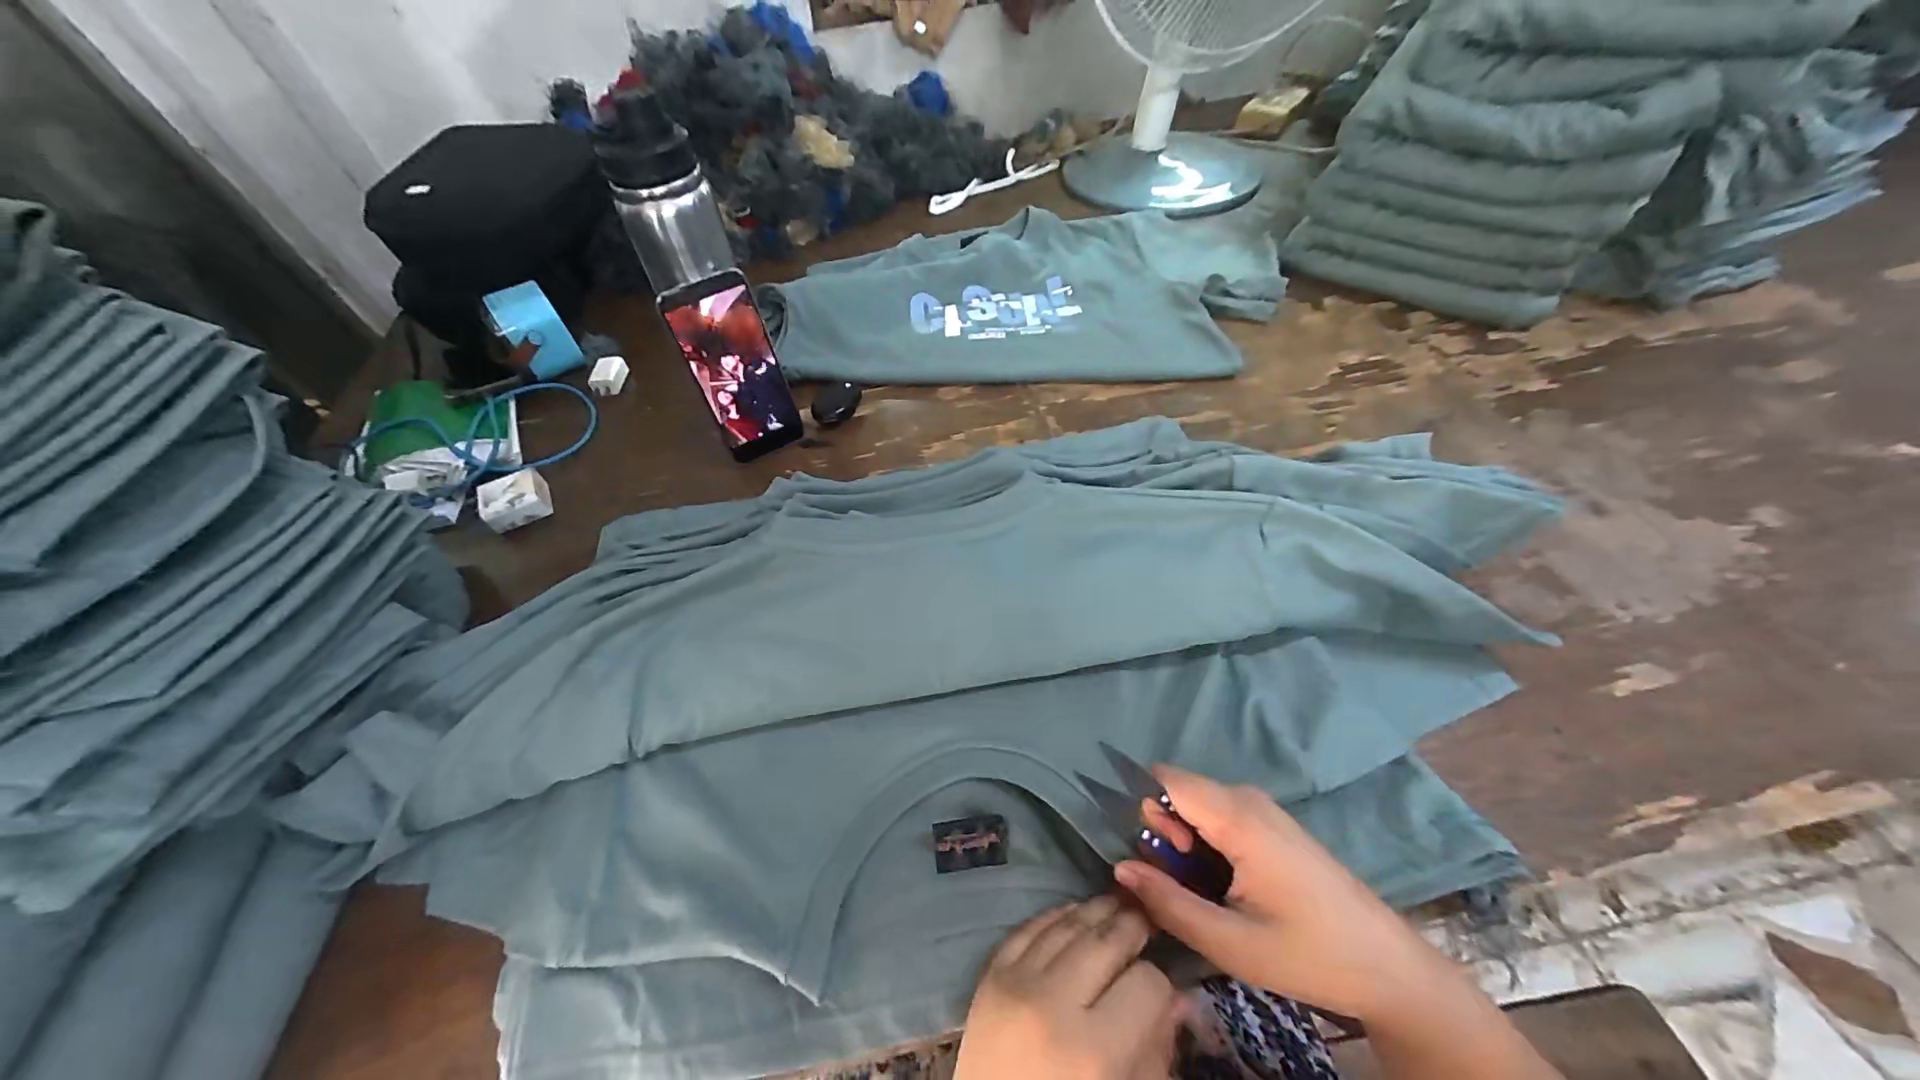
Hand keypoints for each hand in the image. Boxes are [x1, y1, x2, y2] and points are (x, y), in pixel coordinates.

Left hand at [954, 896, 1180, 1079]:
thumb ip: (1154, 1053)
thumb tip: (1178, 998)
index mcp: (1094, 1051)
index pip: (1145, 985)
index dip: (1161, 982)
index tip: (1163, 987)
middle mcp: (1053, 1004)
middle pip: (1105, 943)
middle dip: (1133, 926)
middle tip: (1149, 916)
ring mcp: (1016, 984)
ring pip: (1067, 925)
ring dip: (1097, 910)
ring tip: (1119, 904)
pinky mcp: (989, 977)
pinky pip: (1028, 928)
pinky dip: (1056, 915)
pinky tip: (1075, 911)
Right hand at [1112, 765, 1461, 1021]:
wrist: (1391, 969)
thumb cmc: (1310, 955)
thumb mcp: (1230, 942)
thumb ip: (1168, 902)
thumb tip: (1120, 867)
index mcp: (1238, 818)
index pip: (1166, 779)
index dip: (1144, 810)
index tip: (1151, 856)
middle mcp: (1248, 799)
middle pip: (1180, 792)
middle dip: (1164, 831)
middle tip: (1179, 884)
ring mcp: (1264, 810)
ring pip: (1198, 805)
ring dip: (1184, 841)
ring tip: (1203, 893)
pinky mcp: (1273, 826)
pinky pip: (1220, 816)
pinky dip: (1206, 844)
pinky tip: (1225, 889)